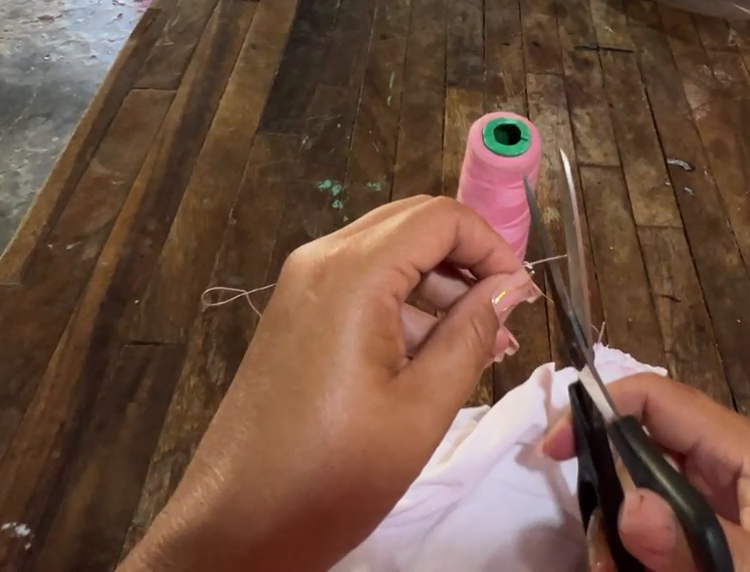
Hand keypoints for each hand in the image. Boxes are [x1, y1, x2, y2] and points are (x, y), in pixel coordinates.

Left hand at [123, 196, 538, 571]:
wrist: (230, 532)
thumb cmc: (331, 474)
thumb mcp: (420, 409)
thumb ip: (473, 334)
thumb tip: (511, 286)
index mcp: (353, 273)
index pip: (440, 218)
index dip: (490, 243)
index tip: (520, 291)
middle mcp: (323, 259)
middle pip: (414, 223)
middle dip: (468, 257)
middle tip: (506, 307)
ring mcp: (303, 283)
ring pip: (390, 249)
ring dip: (440, 280)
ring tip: (483, 338)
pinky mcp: (296, 309)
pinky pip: (363, 279)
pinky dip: (406, 299)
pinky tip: (435, 350)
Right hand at [543, 374, 749, 571]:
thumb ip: (698, 545)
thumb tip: (624, 505)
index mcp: (739, 447)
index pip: (654, 397)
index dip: (598, 408)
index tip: (549, 451)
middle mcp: (729, 465)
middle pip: (644, 451)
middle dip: (609, 496)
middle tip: (602, 558)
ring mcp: (732, 505)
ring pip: (654, 499)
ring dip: (631, 539)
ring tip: (625, 571)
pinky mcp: (738, 539)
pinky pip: (678, 534)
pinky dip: (657, 555)